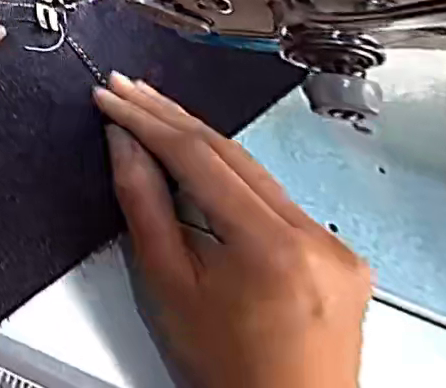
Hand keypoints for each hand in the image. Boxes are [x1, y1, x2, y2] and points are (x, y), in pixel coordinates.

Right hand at [96, 74, 369, 387]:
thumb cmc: (226, 371)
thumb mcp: (167, 284)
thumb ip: (141, 201)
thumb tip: (122, 140)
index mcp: (275, 249)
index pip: (197, 157)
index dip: (145, 120)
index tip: (110, 97)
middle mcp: (316, 238)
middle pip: (226, 151)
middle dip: (166, 114)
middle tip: (122, 87)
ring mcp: (333, 244)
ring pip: (248, 165)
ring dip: (193, 134)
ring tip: (147, 104)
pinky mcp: (335, 251)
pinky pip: (267, 189)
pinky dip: (224, 166)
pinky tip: (193, 147)